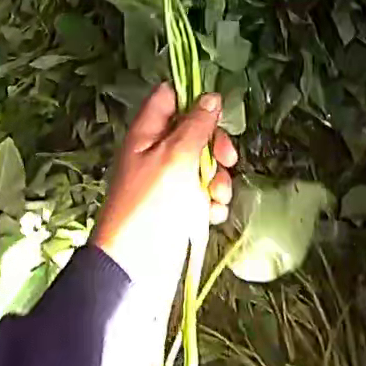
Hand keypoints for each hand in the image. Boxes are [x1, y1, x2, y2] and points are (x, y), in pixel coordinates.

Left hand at [92, 84, 236, 285]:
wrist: (136, 269)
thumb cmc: (152, 204)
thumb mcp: (176, 157)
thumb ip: (195, 126)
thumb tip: (210, 97)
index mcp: (146, 132)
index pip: (169, 97)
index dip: (193, 99)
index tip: (217, 112)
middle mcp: (155, 151)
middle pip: (193, 131)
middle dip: (215, 145)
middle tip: (228, 161)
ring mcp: (167, 180)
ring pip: (202, 164)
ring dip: (217, 178)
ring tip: (217, 198)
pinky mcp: (177, 208)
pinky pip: (201, 193)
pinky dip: (210, 201)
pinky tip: (212, 215)